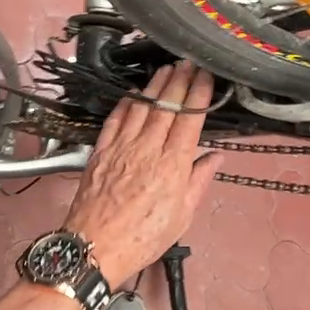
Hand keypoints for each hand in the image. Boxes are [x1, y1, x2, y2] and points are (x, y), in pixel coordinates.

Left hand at [61, 62, 223, 282]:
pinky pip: (115, 119)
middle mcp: (147, 150)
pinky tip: (133, 93)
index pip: (189, 119)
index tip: (206, 75)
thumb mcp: (182, 216)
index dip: (199, 93)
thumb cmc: (142, 238)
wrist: (95, 248)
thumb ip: (199, 182)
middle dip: (179, 80)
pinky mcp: (101, 151)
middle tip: (188, 62)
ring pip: (141, 107)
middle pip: (166, 106)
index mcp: (172, 166)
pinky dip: (126, 103)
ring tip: (165, 69)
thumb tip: (215, 158)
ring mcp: (122, 148)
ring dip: (154, 85)